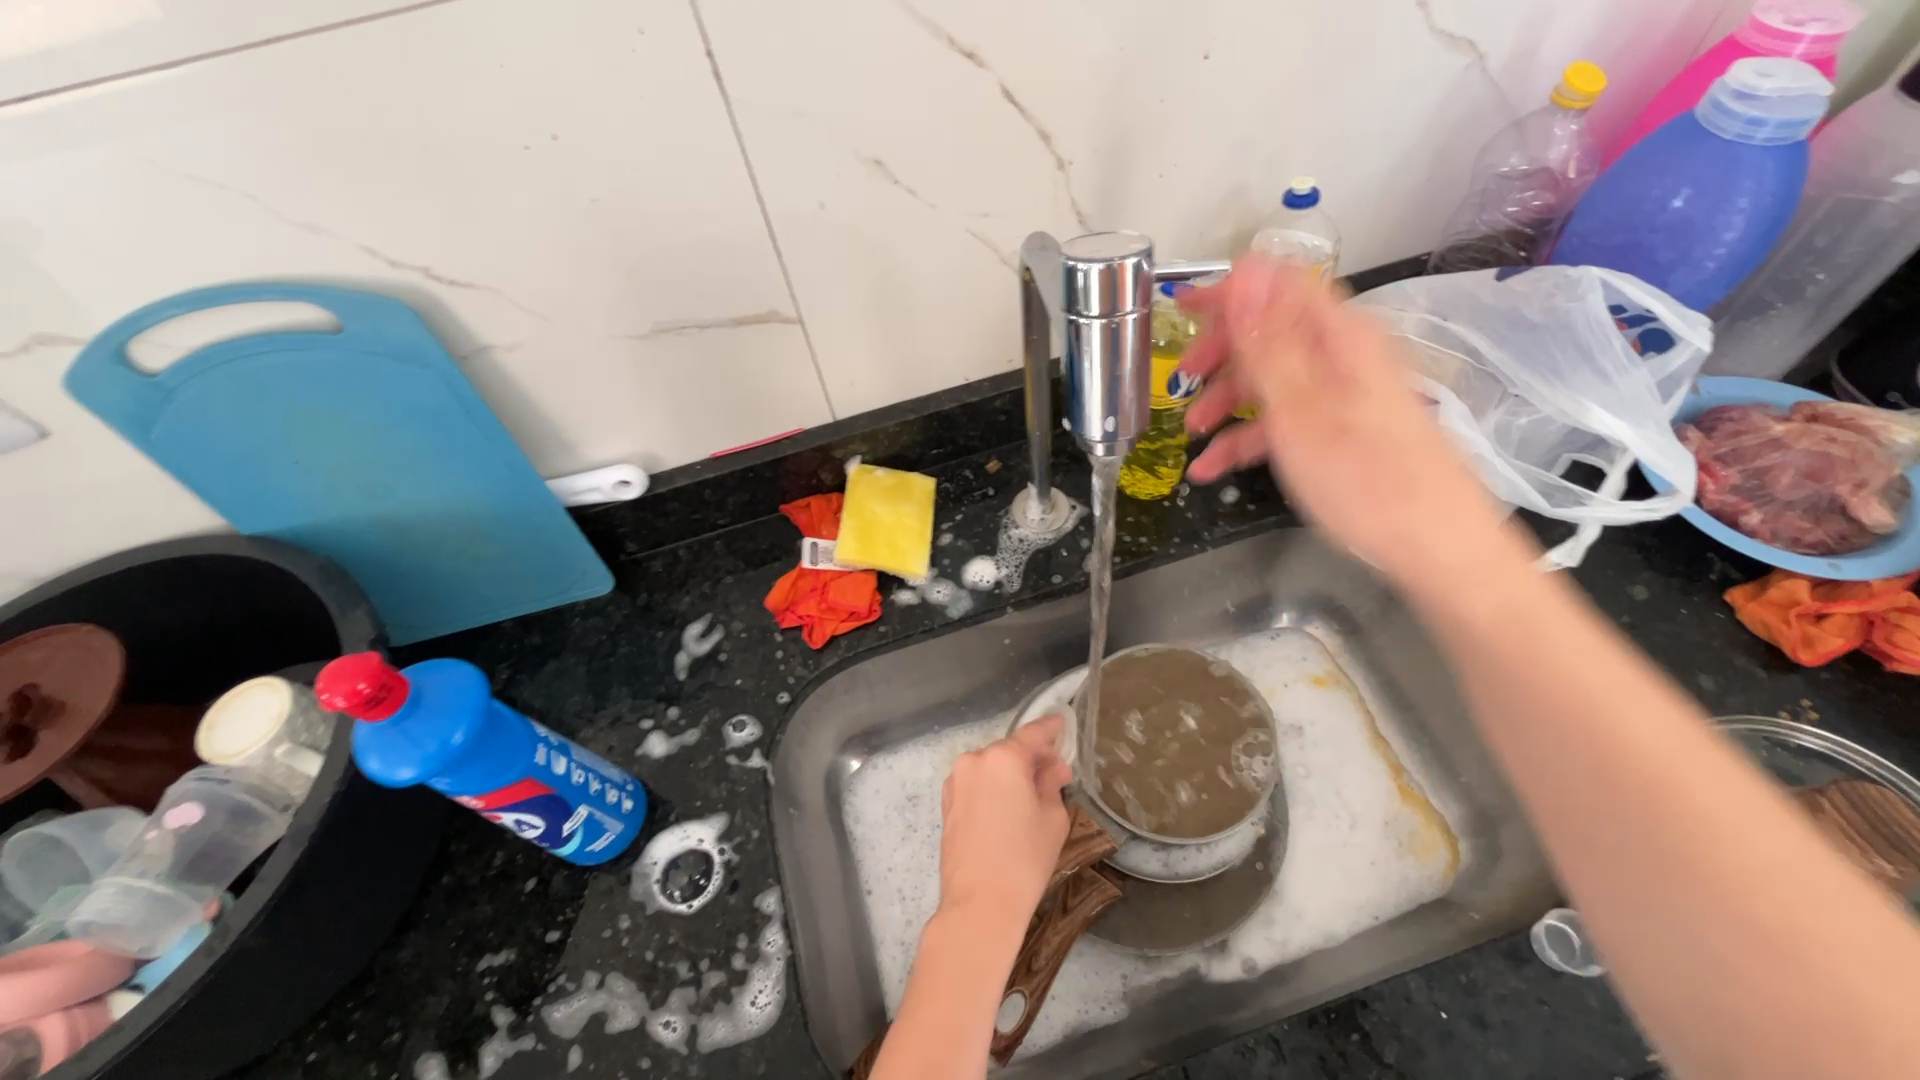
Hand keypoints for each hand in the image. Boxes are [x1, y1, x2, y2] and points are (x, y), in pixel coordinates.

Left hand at [937, 715, 1073, 930]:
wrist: (980, 903)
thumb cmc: (1024, 859)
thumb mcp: (1052, 818)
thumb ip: (1052, 784)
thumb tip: (1053, 768)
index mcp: (1003, 758)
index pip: (1033, 734)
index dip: (1051, 729)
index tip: (1062, 723)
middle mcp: (974, 761)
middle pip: (1009, 751)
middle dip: (1032, 759)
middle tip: (1056, 774)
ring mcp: (956, 782)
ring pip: (991, 768)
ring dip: (1010, 775)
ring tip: (1032, 796)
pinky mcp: (947, 804)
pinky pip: (976, 785)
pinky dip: (993, 788)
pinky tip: (1008, 809)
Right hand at [1177, 256, 1517, 581]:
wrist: (1435, 546)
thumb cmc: (1367, 480)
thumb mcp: (1301, 410)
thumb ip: (1268, 342)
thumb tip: (1246, 270)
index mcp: (1338, 338)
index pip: (1280, 284)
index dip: (1230, 290)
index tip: (1183, 308)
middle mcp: (1342, 357)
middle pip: (1272, 332)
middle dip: (1221, 352)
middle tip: (1183, 378)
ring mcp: (1342, 396)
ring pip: (1273, 380)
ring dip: (1227, 401)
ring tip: (1192, 434)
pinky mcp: (1342, 433)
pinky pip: (1285, 421)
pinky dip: (1247, 439)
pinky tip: (1215, 468)